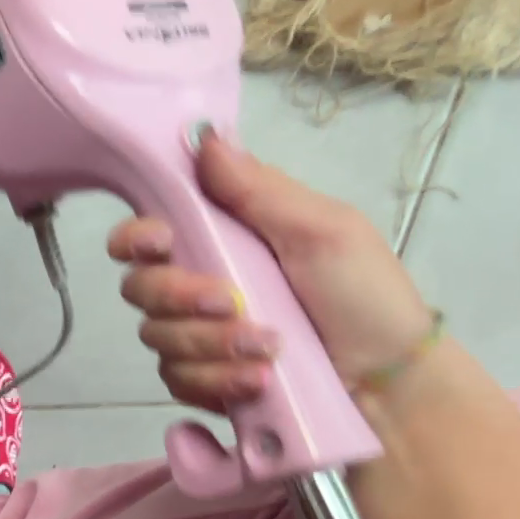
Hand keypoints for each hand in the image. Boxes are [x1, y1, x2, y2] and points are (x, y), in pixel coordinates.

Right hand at [108, 132, 436, 412]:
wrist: (385, 382)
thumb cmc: (363, 296)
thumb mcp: (323, 230)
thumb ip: (258, 191)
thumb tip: (204, 137)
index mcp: (218, 243)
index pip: (142, 235)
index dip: (134, 237)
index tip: (161, 243)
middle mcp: (193, 287)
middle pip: (138, 288)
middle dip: (180, 298)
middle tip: (233, 305)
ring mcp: (190, 335)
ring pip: (156, 336)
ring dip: (211, 344)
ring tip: (268, 350)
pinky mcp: (195, 379)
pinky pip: (174, 377)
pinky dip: (216, 379)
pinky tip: (257, 380)